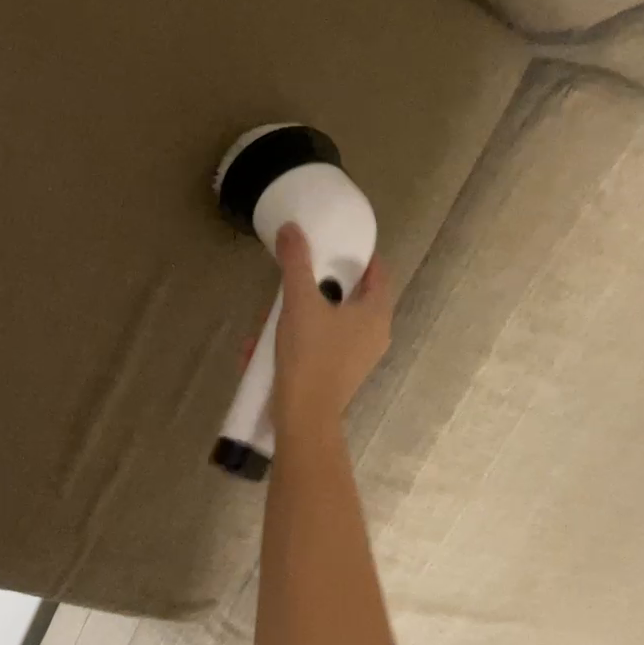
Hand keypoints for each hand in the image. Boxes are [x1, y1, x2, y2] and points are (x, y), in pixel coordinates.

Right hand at [270, 222, 395, 439]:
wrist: (305, 415)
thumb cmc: (310, 355)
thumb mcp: (299, 303)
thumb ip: (295, 264)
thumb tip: (291, 229)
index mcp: (376, 312)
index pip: (378, 272)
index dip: (357, 256)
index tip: (331, 249)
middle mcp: (375, 334)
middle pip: (346, 299)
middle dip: (312, 292)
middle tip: (287, 289)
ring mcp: (358, 358)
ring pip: (327, 325)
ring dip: (295, 321)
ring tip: (265, 328)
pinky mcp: (339, 376)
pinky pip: (318, 348)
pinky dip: (294, 344)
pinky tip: (265, 351)